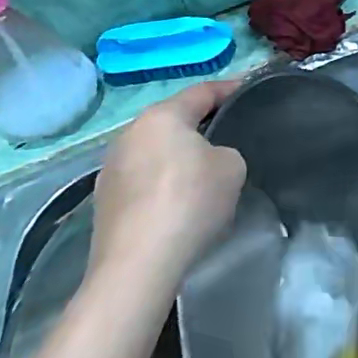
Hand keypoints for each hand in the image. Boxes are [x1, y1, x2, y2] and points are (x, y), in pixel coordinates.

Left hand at [89, 80, 246, 285]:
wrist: (137, 268)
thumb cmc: (189, 201)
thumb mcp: (232, 165)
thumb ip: (225, 150)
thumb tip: (207, 161)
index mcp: (160, 117)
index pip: (202, 92)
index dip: (230, 89)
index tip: (251, 90)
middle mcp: (129, 136)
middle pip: (174, 120)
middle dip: (202, 123)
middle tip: (233, 129)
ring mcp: (111, 171)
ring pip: (157, 150)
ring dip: (181, 154)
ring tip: (208, 168)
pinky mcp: (106, 204)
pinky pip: (145, 178)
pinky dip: (165, 180)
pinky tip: (183, 199)